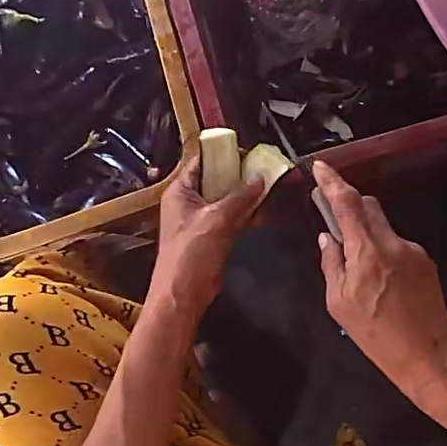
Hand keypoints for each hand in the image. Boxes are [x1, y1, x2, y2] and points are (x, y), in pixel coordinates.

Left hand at [149, 156, 262, 319]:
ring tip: (266, 183)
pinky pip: (232, 217)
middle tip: (261, 167)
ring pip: (226, 199)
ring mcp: (201, 220)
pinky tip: (263, 206)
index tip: (244, 152)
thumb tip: (258, 179)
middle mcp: (188, 203)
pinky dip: (246, 212)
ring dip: (245, 194)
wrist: (183, 293)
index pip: (201, 162)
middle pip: (216, 180)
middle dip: (238, 175)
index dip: (222, 154)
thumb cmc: (188, 256)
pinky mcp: (213, 236)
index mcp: (179, 192)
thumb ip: (239, 197)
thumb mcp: (217, 219)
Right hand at [314, 162, 446, 403]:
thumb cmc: (376, 335)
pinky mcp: (425, 260)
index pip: (346, 203)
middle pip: (367, 205)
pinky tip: (381, 280)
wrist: (429, 354)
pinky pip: (396, 244)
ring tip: (359, 267)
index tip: (319, 167)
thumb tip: (328, 237)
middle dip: (348, 204)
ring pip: (382, 226)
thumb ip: (332, 264)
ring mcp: (412, 250)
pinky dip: (382, 250)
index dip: (331, 181)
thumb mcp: (339, 304)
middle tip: (333, 218)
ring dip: (365, 232)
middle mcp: (392, 244)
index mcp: (367, 253)